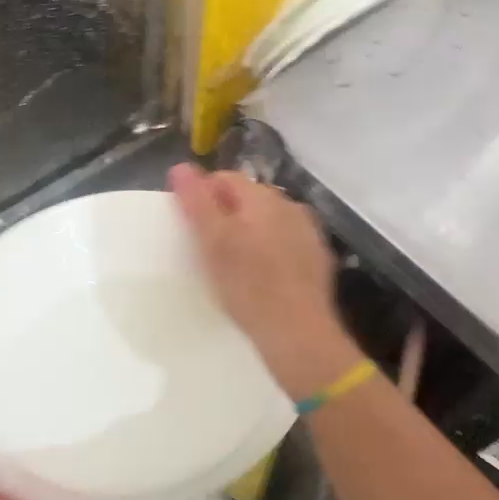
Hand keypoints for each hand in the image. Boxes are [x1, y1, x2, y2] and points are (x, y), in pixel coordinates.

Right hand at [169, 163, 360, 399]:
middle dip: (227, 217)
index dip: (202, 197)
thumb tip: (180, 167)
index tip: (190, 228)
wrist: (297, 332)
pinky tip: (261, 280)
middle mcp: (290, 206)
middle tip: (208, 251)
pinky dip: (270, 254)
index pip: (224, 179)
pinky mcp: (318, 260)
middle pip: (248, 200)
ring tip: (234, 268)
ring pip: (268, 223)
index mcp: (263, 198)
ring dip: (250, 235)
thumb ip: (196, 202)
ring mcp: (308, 233)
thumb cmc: (249, 286)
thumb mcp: (213, 243)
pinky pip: (286, 246)